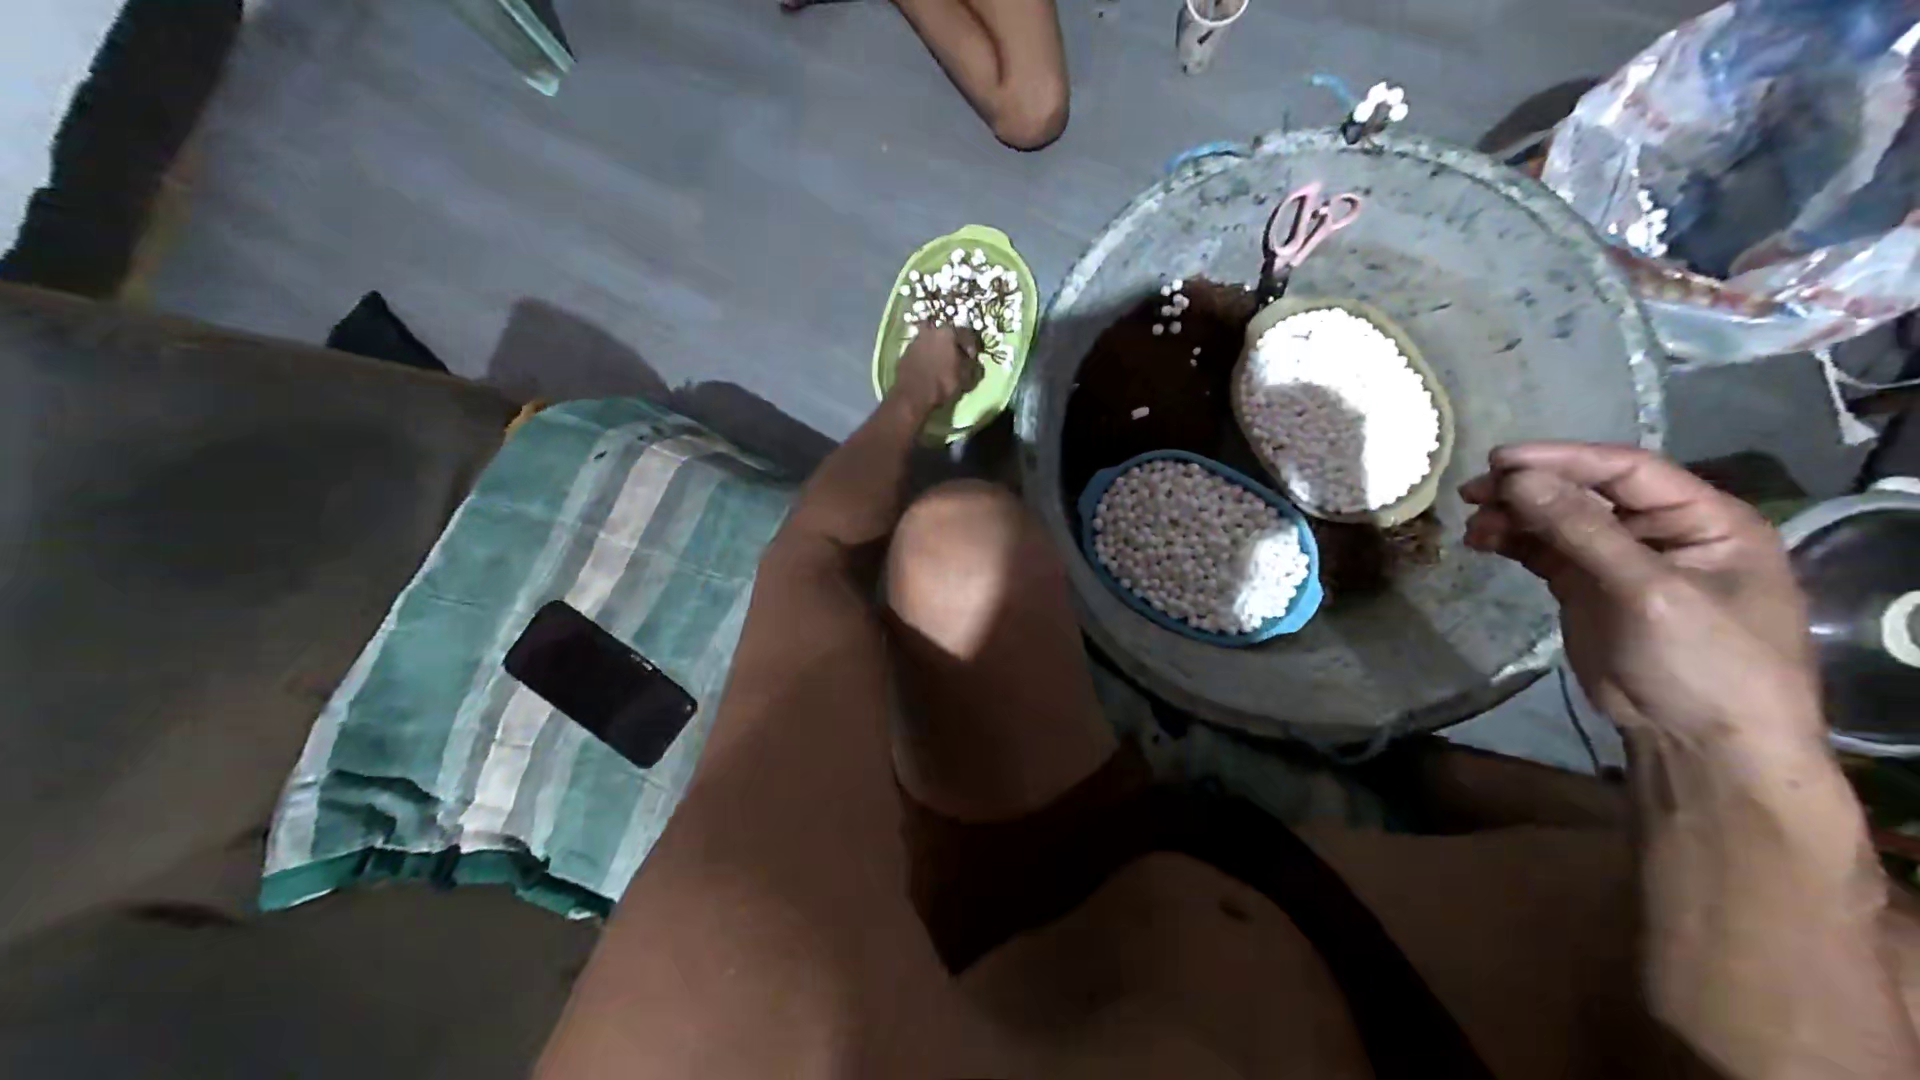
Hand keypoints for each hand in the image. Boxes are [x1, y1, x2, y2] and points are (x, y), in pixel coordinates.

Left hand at [892, 325, 982, 413]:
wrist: (912, 396)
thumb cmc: (942, 384)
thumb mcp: (965, 376)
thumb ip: (971, 365)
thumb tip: (971, 361)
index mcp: (948, 332)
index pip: (965, 333)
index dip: (971, 346)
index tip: (973, 358)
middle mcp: (930, 331)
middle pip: (946, 334)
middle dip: (952, 344)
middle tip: (956, 357)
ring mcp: (915, 340)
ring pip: (931, 341)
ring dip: (938, 349)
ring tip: (941, 363)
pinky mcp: (905, 352)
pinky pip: (920, 350)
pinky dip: (926, 356)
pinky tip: (928, 367)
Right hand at [1461, 442, 1819, 753]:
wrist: (1698, 739)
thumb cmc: (1702, 660)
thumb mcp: (1645, 590)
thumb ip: (1581, 530)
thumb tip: (1517, 478)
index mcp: (1703, 520)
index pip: (1626, 470)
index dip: (1562, 459)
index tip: (1499, 460)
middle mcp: (1662, 532)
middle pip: (1585, 492)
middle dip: (1528, 488)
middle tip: (1472, 492)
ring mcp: (1621, 561)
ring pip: (1556, 520)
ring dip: (1513, 517)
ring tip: (1474, 526)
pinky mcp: (1586, 587)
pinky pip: (1543, 550)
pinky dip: (1512, 543)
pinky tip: (1483, 542)